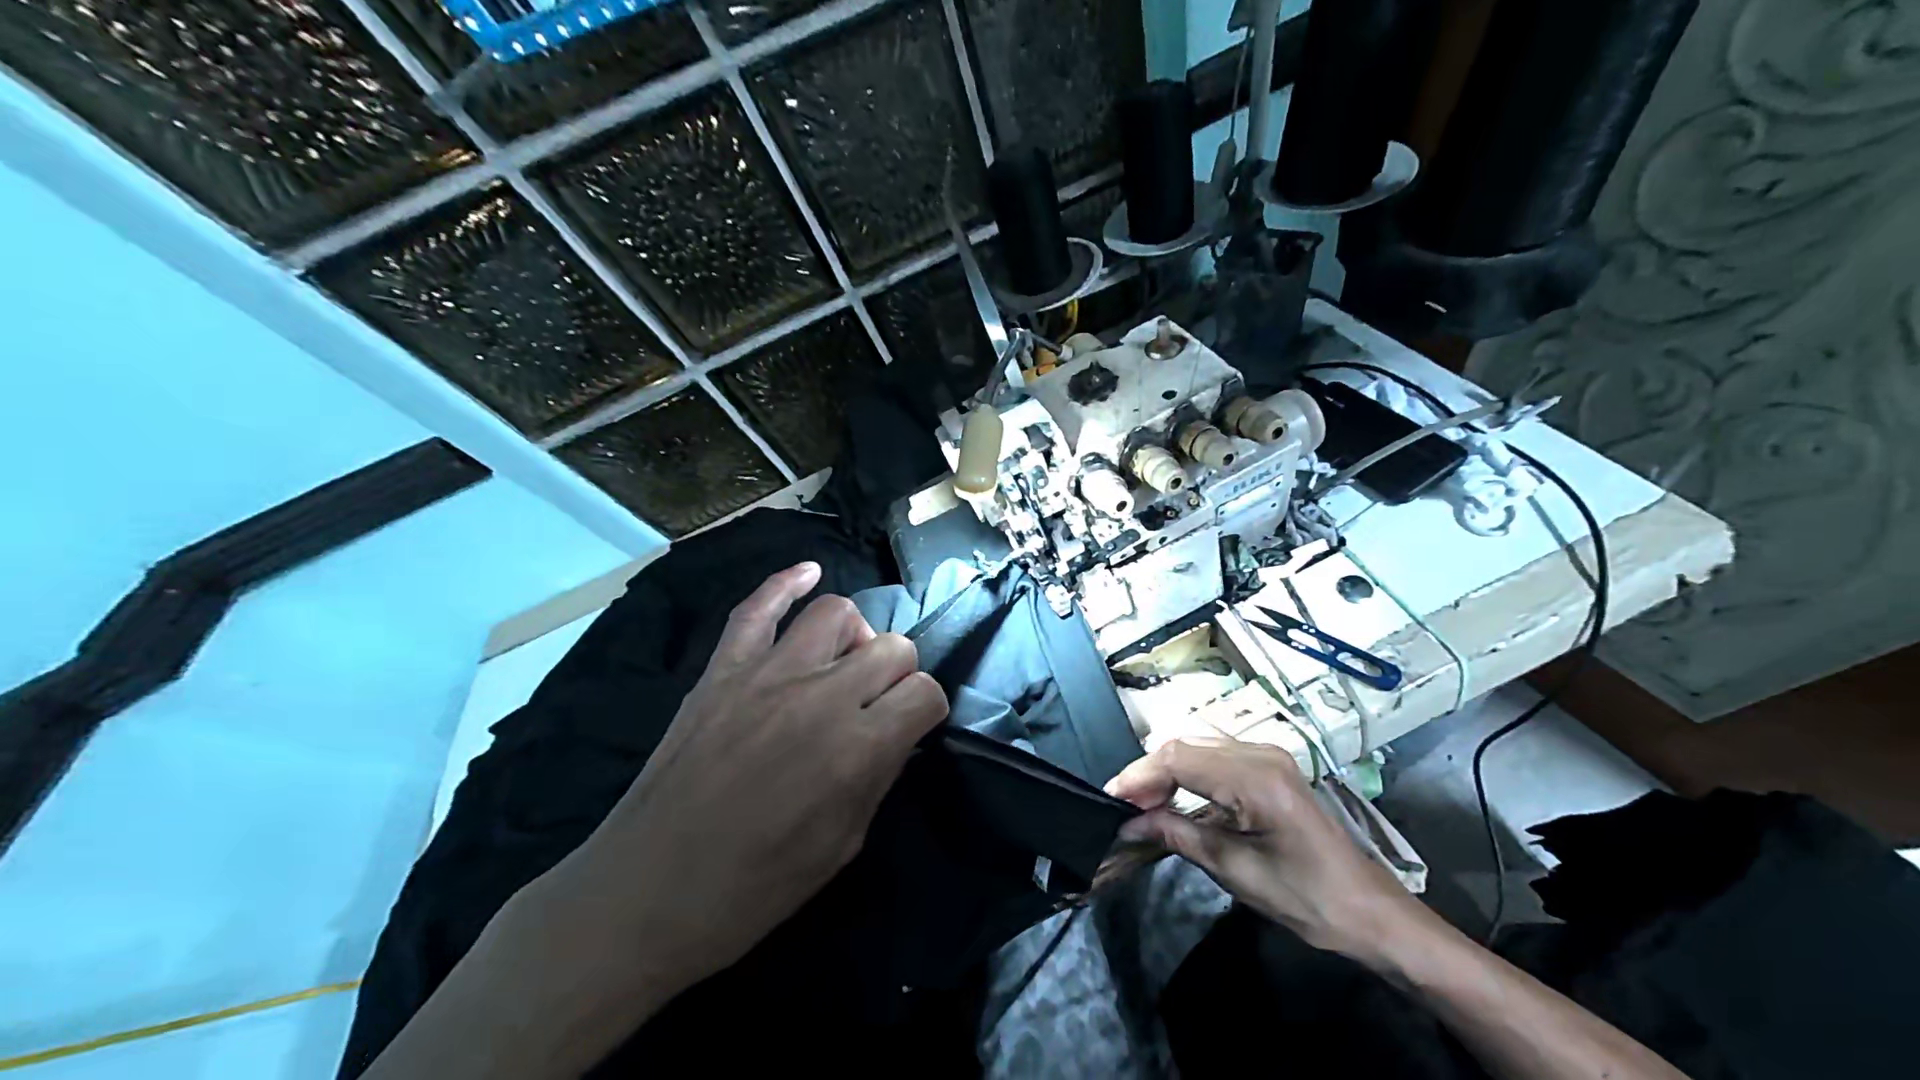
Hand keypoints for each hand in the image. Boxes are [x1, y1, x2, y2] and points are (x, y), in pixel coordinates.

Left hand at [360, 563, 950, 1079]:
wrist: (646, 893)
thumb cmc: (752, 889)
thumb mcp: (841, 846)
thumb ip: (878, 777)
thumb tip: (897, 734)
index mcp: (856, 749)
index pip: (924, 693)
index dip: (926, 710)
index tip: (911, 727)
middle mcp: (819, 697)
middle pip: (891, 647)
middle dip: (900, 673)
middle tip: (880, 702)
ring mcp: (766, 674)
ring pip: (835, 613)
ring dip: (856, 636)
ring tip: (845, 664)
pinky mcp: (721, 670)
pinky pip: (758, 607)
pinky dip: (787, 582)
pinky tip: (809, 573)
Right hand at [1105, 737, 1416, 957]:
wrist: (1374, 914)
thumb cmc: (1309, 900)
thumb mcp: (1237, 871)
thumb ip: (1179, 835)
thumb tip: (1128, 824)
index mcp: (1257, 779)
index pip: (1179, 758)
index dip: (1138, 777)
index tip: (1111, 801)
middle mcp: (1261, 753)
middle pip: (1184, 745)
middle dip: (1147, 773)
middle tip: (1123, 808)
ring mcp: (1268, 755)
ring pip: (1196, 746)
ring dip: (1165, 771)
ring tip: (1142, 805)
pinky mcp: (1270, 766)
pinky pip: (1214, 756)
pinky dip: (1187, 772)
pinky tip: (1174, 798)